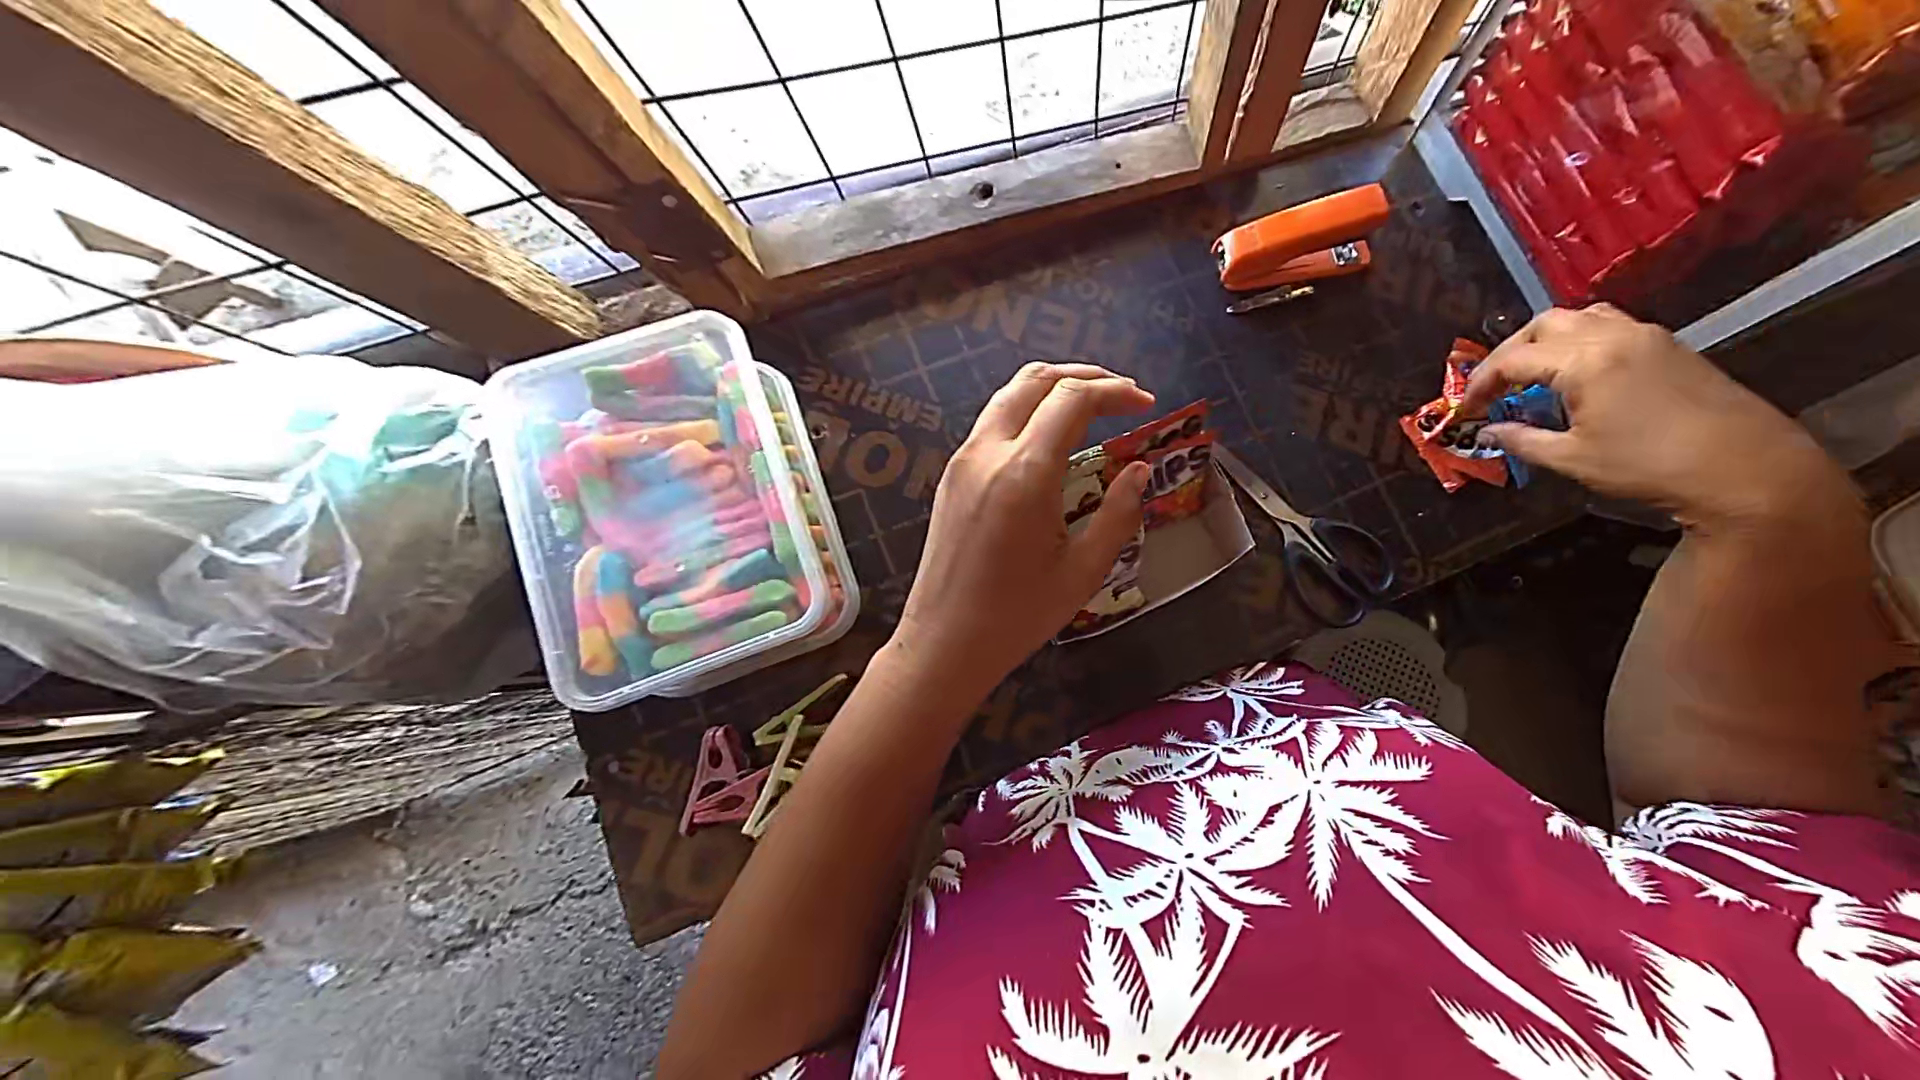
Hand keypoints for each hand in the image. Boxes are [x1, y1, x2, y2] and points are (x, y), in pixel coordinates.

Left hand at [887, 363, 1154, 693]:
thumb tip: (1140, 471)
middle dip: (1083, 377)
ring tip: (1089, 407)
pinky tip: (1048, 438)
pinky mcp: (951, 476)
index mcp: (1024, 473)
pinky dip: (1026, 412)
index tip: (1145, 403)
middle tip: (1120, 393)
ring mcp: (962, 461)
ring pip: (1007, 396)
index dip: (1115, 391)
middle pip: (1035, 380)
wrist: (943, 641)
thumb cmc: (1016, 616)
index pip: (1073, 400)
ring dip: (1051, 389)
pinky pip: (991, 423)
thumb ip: (1119, 513)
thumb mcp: (1083, 571)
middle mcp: (987, 453)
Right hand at [1462, 305, 1855, 529]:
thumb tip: (1487, 433)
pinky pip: (1610, 326)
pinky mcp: (1669, 347)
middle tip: (1492, 387)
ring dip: (1544, 341)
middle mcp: (1616, 337)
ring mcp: (1648, 337)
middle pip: (1544, 325)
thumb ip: (1521, 440)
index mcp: (1587, 362)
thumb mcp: (1571, 458)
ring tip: (1529, 374)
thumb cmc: (1648, 465)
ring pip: (1580, 318)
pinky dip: (1578, 342)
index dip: (1481, 383)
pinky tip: (1572, 374)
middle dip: (1508, 353)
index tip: (1467, 409)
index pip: (1513, 359)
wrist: (1746, 468)